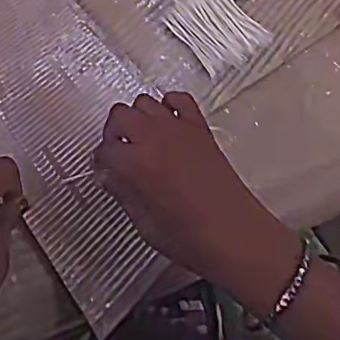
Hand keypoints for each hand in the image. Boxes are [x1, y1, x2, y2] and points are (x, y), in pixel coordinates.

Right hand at [95, 93, 300, 305]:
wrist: (239, 239)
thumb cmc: (195, 239)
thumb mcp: (145, 225)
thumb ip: (123, 193)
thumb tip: (110, 177)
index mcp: (137, 164)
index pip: (105, 149)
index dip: (101, 160)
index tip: (103, 169)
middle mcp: (155, 138)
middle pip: (119, 115)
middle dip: (113, 132)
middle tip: (117, 149)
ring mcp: (179, 129)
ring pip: (144, 102)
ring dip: (137, 117)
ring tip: (140, 137)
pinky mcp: (199, 128)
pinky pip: (179, 99)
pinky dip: (168, 104)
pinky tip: (167, 121)